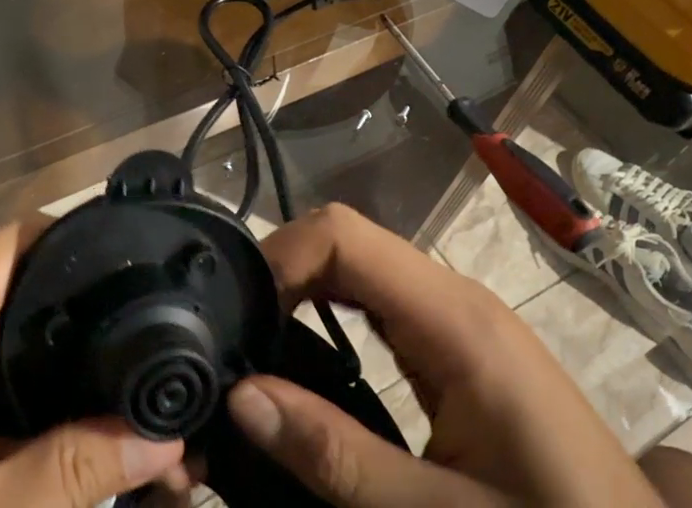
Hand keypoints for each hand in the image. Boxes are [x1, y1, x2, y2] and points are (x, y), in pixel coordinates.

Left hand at [0, 223, 186, 507]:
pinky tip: (64, 438)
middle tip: (159, 344)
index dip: (80, 241)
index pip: (13, 244)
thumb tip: (163, 436)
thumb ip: (70, 473)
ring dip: (52, 373)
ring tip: (129, 390)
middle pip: (12, 294)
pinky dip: (12, 409)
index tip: (147, 263)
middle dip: (83, 323)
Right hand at [226, 204, 664, 507]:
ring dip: (300, 291)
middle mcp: (454, 298)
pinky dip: (328, 312)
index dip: (279, 258)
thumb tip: (240, 395)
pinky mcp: (457, 343)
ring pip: (358, 267)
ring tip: (254, 343)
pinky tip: (302, 353)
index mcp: (456, 319)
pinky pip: (377, 302)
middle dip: (280, 272)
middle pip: (346, 241)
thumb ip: (337, 455)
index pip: (343, 236)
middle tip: (233, 334)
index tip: (235, 316)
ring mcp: (458, 316)